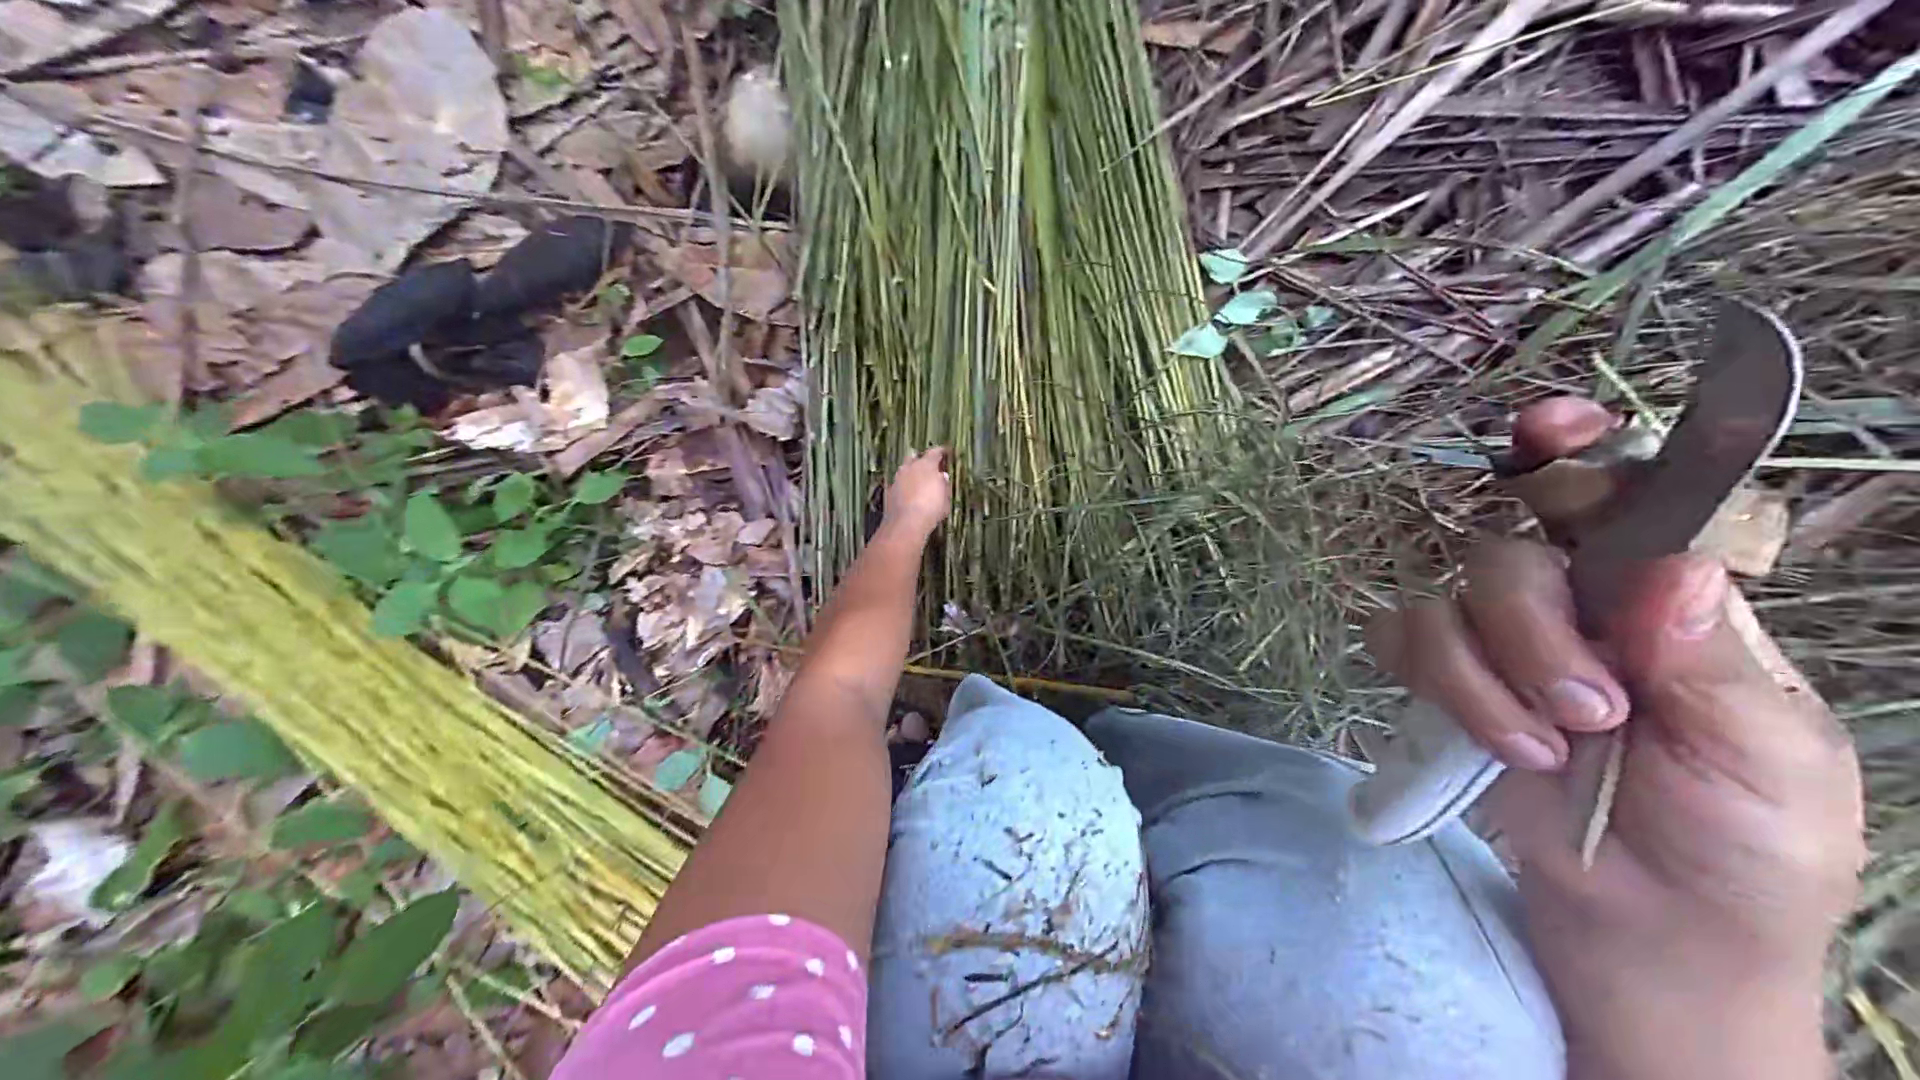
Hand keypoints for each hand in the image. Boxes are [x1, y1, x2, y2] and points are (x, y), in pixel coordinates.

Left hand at [882, 448, 951, 539]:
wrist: (906, 523)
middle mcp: (910, 467)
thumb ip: (944, 485)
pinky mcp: (889, 491)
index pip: (935, 452)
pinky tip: (909, 494)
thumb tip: (942, 476)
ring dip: (911, 473)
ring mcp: (897, 478)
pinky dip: (904, 486)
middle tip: (929, 466)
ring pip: (904, 470)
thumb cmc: (932, 509)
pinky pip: (898, 483)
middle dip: (921, 459)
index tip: (945, 453)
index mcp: (927, 464)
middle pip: (915, 456)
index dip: (941, 452)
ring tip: (918, 481)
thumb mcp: (945, 498)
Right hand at [1367, 397, 1862, 1079]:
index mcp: (1663, 600)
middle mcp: (1570, 604)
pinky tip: (1494, 741)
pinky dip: (1442, 687)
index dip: (1578, 449)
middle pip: (1510, 547)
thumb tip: (1668, 570)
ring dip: (1489, 675)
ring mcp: (1490, 640)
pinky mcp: (1433, 678)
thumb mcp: (1766, 761)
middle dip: (1533, 623)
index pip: (1618, 495)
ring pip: (1447, 600)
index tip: (1548, 429)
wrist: (1646, 924)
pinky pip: (1400, 640)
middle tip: (1591, 707)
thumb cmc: (1739, 845)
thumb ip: (1712, 664)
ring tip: (1549, 747)